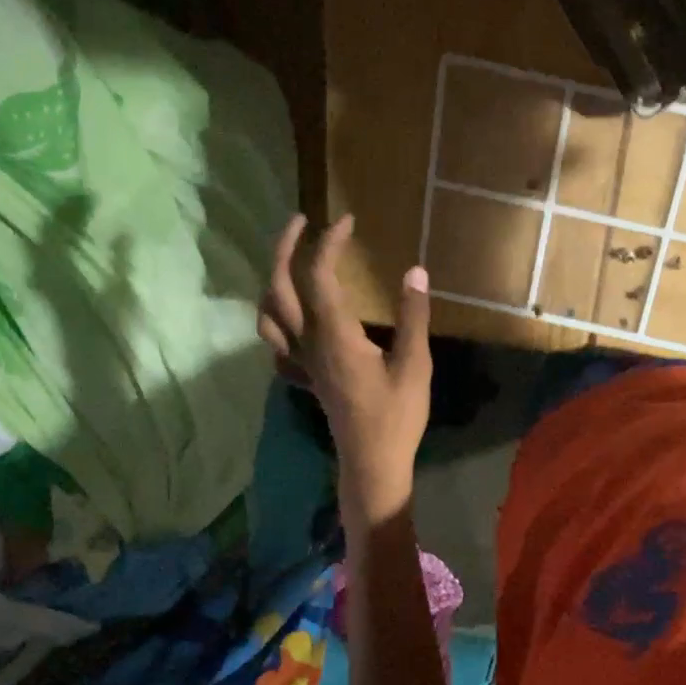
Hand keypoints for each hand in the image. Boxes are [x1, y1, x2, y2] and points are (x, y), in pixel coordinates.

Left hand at [259, 214, 432, 522]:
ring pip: (269, 316)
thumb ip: (413, 317)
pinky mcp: (307, 379)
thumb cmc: (396, 416)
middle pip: (279, 286)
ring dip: (272, 283)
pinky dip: (278, 326)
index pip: (318, 274)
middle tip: (302, 223)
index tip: (346, 222)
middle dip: (285, 248)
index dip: (328, 242)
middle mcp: (309, 342)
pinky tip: (292, 323)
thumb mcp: (414, 365)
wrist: (373, 462)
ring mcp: (303, 363)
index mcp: (334, 334)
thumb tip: (416, 271)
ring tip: (288, 266)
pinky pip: (278, 347)